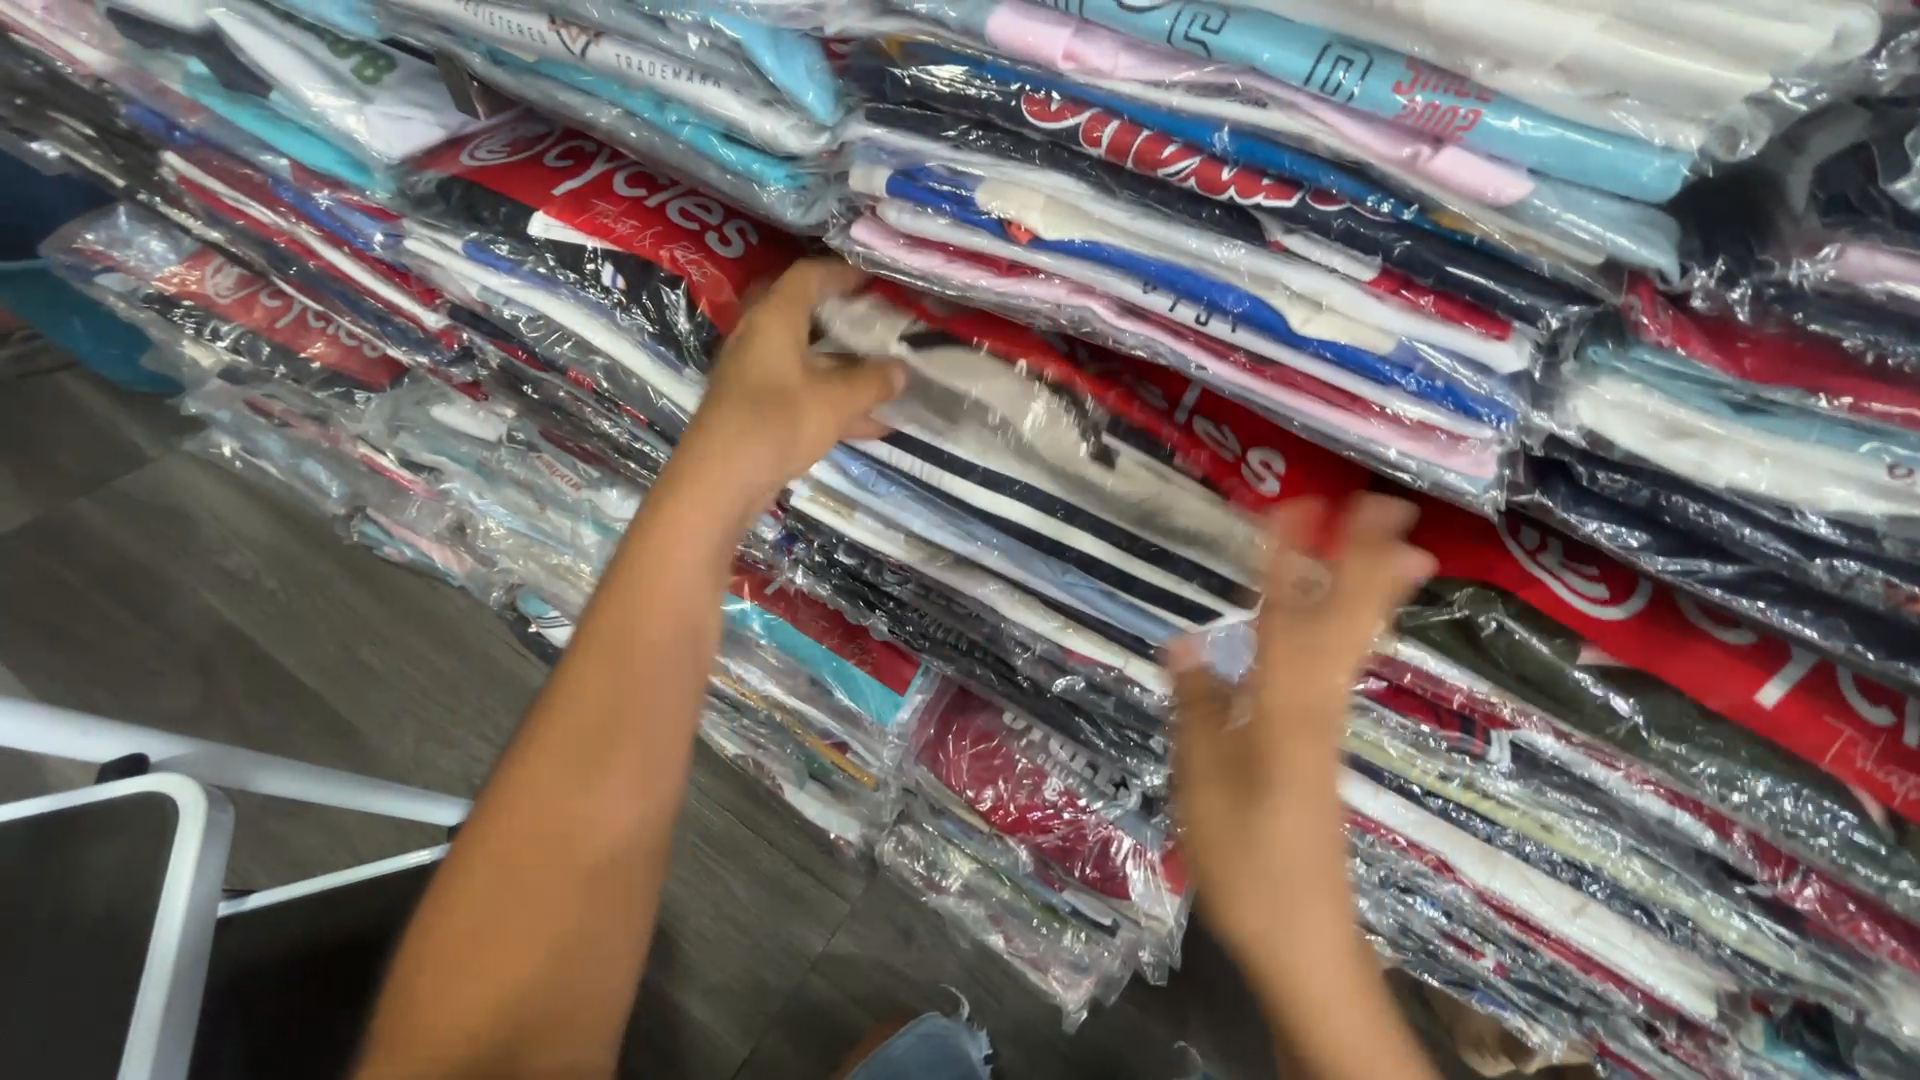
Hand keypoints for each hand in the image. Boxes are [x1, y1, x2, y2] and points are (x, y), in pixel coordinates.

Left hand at [672, 259, 904, 512]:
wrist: (721, 479)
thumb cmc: (778, 423)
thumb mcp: (836, 401)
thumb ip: (872, 382)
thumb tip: (902, 370)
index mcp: (774, 318)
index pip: (808, 276)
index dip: (842, 273)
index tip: (874, 279)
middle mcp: (760, 338)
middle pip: (805, 317)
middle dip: (843, 320)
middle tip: (877, 324)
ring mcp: (756, 375)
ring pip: (808, 361)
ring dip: (846, 371)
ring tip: (889, 381)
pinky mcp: (758, 410)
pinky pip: (803, 394)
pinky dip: (835, 403)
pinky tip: (873, 424)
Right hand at [1167, 494, 1433, 970]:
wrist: (1301, 937)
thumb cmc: (1243, 862)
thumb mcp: (1200, 785)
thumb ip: (1197, 709)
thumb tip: (1186, 641)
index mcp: (1282, 712)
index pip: (1284, 619)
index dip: (1286, 560)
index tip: (1294, 506)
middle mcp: (1314, 708)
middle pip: (1344, 623)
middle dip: (1364, 562)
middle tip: (1385, 508)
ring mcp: (1325, 729)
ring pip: (1355, 647)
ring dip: (1373, 593)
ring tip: (1402, 551)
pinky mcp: (1323, 750)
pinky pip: (1343, 673)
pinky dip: (1354, 634)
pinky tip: (1349, 628)